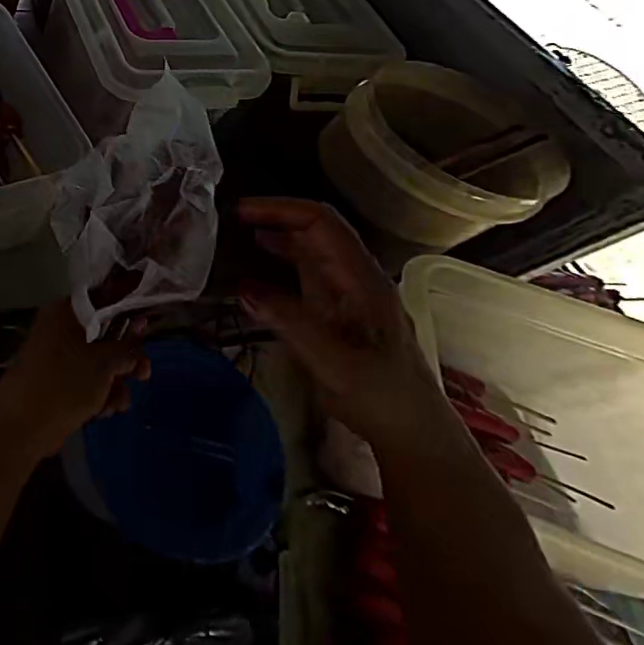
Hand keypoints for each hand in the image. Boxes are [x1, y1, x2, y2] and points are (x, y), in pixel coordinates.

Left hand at [0, 300, 150, 459]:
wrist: (25, 423)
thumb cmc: (64, 382)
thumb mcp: (103, 361)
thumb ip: (126, 344)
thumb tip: (139, 324)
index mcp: (64, 312)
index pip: (102, 302)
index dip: (127, 315)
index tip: (147, 329)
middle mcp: (61, 329)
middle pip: (105, 335)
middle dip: (126, 359)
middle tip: (142, 375)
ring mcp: (61, 356)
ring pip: (101, 362)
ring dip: (116, 383)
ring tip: (116, 402)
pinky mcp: (62, 380)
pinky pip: (91, 381)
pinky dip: (102, 394)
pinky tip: (104, 411)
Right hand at [235, 198, 445, 452]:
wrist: (414, 435)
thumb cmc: (381, 398)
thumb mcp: (335, 364)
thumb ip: (291, 323)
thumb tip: (243, 288)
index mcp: (362, 281)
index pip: (323, 224)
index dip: (282, 209)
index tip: (240, 211)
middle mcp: (356, 279)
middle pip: (317, 229)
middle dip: (274, 215)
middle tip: (229, 218)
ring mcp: (348, 295)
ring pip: (311, 250)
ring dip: (276, 235)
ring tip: (236, 234)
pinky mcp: (337, 312)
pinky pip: (306, 273)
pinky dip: (278, 261)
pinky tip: (253, 271)